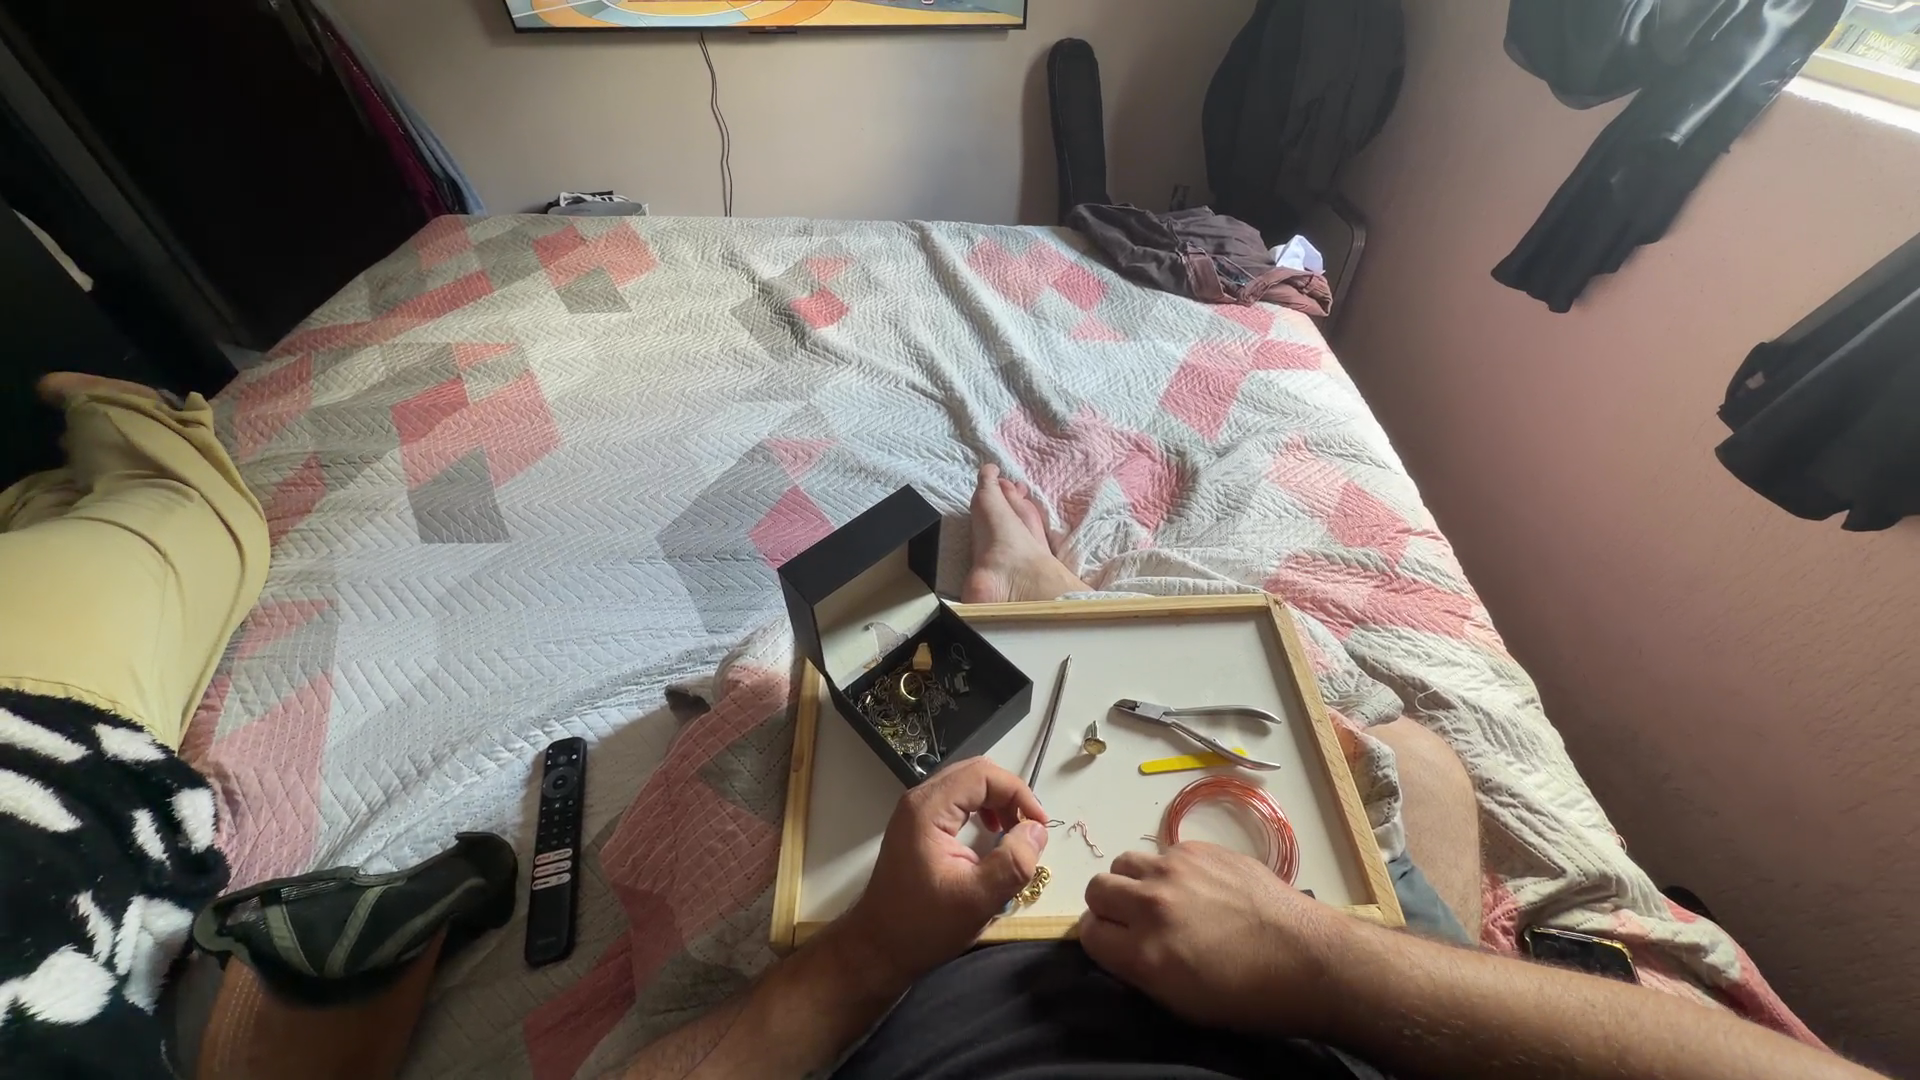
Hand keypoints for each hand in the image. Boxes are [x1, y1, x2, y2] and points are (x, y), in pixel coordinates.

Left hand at [841, 758, 1048, 985]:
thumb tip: (1037, 830)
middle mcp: (920, 799)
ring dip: (997, 800)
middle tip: (1030, 827)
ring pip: (967, 784)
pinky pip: (958, 799)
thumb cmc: (923, 927)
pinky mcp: (919, 823)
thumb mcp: (977, 900)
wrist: (878, 948)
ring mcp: (916, 810)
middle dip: (1009, 794)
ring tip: (1014, 832)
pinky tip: (992, 833)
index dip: (1017, 793)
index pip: (982, 775)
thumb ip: (1013, 862)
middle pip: (975, 772)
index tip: (1039, 824)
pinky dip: (982, 808)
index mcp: (928, 809)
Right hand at [1078, 842, 1355, 1036]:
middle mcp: (1151, 904)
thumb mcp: (1182, 1003)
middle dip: (1108, 905)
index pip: (1088, 932)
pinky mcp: (1197, 848)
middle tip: (1132, 919)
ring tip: (1161, 898)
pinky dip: (1169, 870)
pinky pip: (1163, 852)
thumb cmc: (1248, 996)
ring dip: (1133, 880)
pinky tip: (1198, 888)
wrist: (1307, 958)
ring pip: (1125, 862)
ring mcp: (1174, 869)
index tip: (1115, 943)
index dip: (1099, 938)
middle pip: (1097, 888)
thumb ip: (1138, 970)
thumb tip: (1117, 945)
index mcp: (1145, 953)